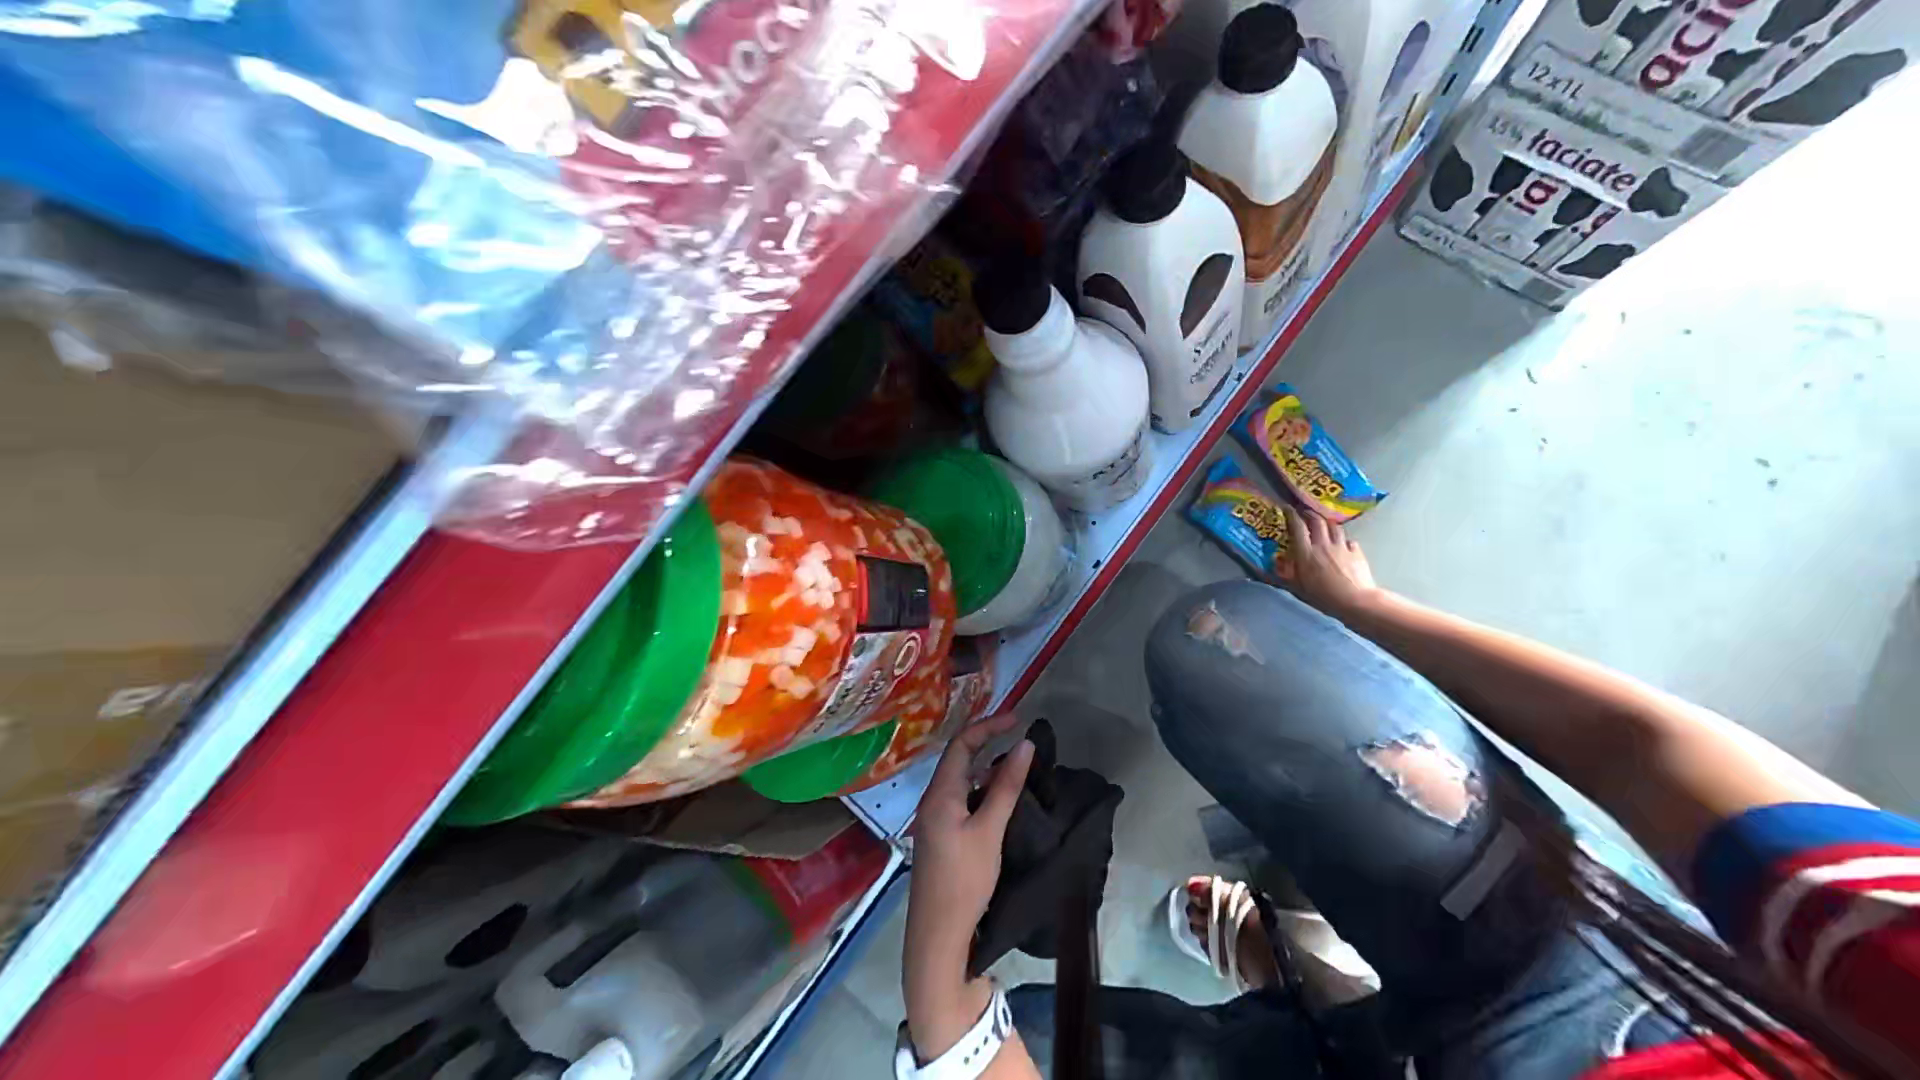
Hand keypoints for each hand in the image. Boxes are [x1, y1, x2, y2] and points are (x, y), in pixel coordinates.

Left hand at [903, 711, 1033, 1059]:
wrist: (938, 937)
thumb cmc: (964, 881)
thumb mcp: (990, 831)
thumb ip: (1006, 787)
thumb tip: (1024, 745)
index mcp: (939, 794)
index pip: (961, 744)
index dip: (989, 726)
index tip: (1018, 718)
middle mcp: (932, 801)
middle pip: (959, 759)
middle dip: (988, 743)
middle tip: (1020, 739)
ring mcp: (934, 820)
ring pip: (961, 781)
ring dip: (986, 769)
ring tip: (1018, 768)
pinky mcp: (941, 838)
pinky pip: (961, 800)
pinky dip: (981, 792)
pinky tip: (1002, 801)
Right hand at [1284, 505, 1383, 618]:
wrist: (1355, 600)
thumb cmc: (1322, 596)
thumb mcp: (1296, 587)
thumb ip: (1284, 573)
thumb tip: (1274, 561)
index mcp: (1306, 552)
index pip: (1297, 527)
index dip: (1291, 515)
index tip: (1287, 508)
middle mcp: (1323, 545)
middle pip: (1317, 521)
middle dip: (1309, 514)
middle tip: (1304, 513)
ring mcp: (1341, 547)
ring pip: (1334, 527)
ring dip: (1327, 522)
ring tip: (1323, 524)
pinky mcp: (1356, 552)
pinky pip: (1349, 540)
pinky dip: (1343, 539)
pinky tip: (1343, 544)